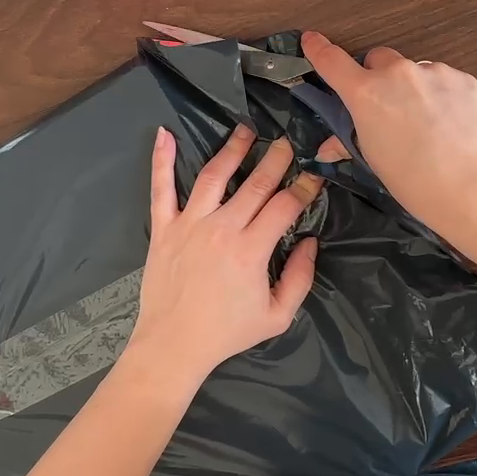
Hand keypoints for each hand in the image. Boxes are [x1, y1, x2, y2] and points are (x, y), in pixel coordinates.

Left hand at [127, 124, 320, 383]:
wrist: (174, 345)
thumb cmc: (227, 332)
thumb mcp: (277, 316)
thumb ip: (300, 278)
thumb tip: (310, 242)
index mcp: (251, 250)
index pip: (285, 206)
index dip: (304, 187)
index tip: (316, 174)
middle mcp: (221, 228)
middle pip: (255, 184)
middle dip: (276, 159)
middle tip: (288, 140)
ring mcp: (189, 224)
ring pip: (213, 176)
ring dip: (232, 150)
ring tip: (246, 130)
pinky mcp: (164, 228)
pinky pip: (161, 189)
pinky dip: (161, 161)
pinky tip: (164, 135)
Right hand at [301, 30, 476, 235]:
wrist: (468, 185)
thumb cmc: (411, 179)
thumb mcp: (373, 159)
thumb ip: (348, 142)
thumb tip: (326, 150)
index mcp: (366, 93)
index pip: (332, 61)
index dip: (319, 49)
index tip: (312, 40)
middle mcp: (397, 73)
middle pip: (378, 59)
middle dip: (378, 77)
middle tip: (388, 107)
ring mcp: (433, 72)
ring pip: (414, 70)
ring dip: (414, 87)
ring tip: (428, 122)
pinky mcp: (463, 79)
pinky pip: (444, 80)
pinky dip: (442, 95)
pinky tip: (451, 123)